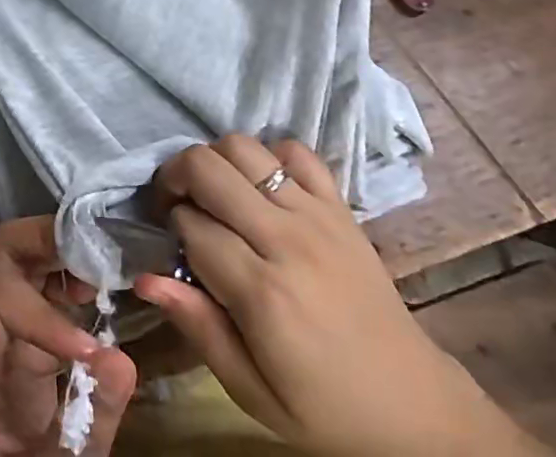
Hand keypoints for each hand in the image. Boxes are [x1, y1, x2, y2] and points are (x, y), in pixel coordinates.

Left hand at [0, 217, 137, 456]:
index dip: (45, 314)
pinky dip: (68, 276)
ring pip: (17, 259)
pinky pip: (37, 287)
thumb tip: (121, 358)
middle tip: (99, 252)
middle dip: (49, 242)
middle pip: (0, 256)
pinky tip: (96, 291)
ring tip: (103, 267)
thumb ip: (88, 418)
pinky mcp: (18, 340)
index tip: (91, 346)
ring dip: (60, 251)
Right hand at [134, 137, 547, 456]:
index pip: (191, 225)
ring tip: (214, 190)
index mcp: (262, 292)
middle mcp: (287, 240)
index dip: (170, 226)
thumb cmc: (322, 407)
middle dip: (177, 175)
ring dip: (216, 160)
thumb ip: (198, 326)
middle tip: (175, 201)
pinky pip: (297, 152)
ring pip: (246, 147)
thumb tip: (144, 276)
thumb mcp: (251, 390)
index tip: (171, 242)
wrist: (411, 405)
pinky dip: (270, 155)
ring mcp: (318, 215)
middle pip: (209, 168)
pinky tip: (262, 185)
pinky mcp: (341, 207)